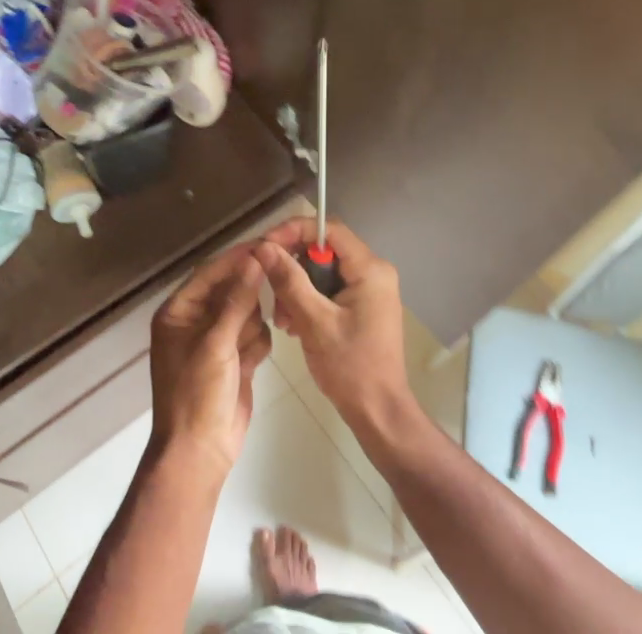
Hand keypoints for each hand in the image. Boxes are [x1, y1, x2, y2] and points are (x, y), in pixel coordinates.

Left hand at [148, 245, 272, 475]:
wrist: (199, 451)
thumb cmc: (197, 395)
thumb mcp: (215, 344)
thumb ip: (237, 300)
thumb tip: (255, 259)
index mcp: (178, 312)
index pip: (211, 273)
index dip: (238, 258)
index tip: (269, 244)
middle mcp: (195, 321)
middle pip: (232, 290)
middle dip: (249, 298)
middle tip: (274, 292)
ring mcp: (215, 341)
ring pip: (248, 313)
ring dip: (253, 328)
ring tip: (244, 351)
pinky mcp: (234, 359)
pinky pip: (255, 336)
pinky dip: (256, 347)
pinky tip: (250, 364)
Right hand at [255, 219, 412, 426]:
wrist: (378, 410)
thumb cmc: (350, 366)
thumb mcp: (314, 321)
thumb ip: (289, 280)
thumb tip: (263, 247)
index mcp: (370, 269)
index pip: (328, 230)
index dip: (293, 231)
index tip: (265, 246)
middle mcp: (373, 272)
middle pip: (323, 251)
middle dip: (292, 267)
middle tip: (268, 289)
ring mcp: (369, 290)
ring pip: (322, 272)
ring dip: (296, 289)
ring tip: (282, 320)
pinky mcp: (361, 307)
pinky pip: (328, 290)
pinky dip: (307, 302)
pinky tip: (293, 326)